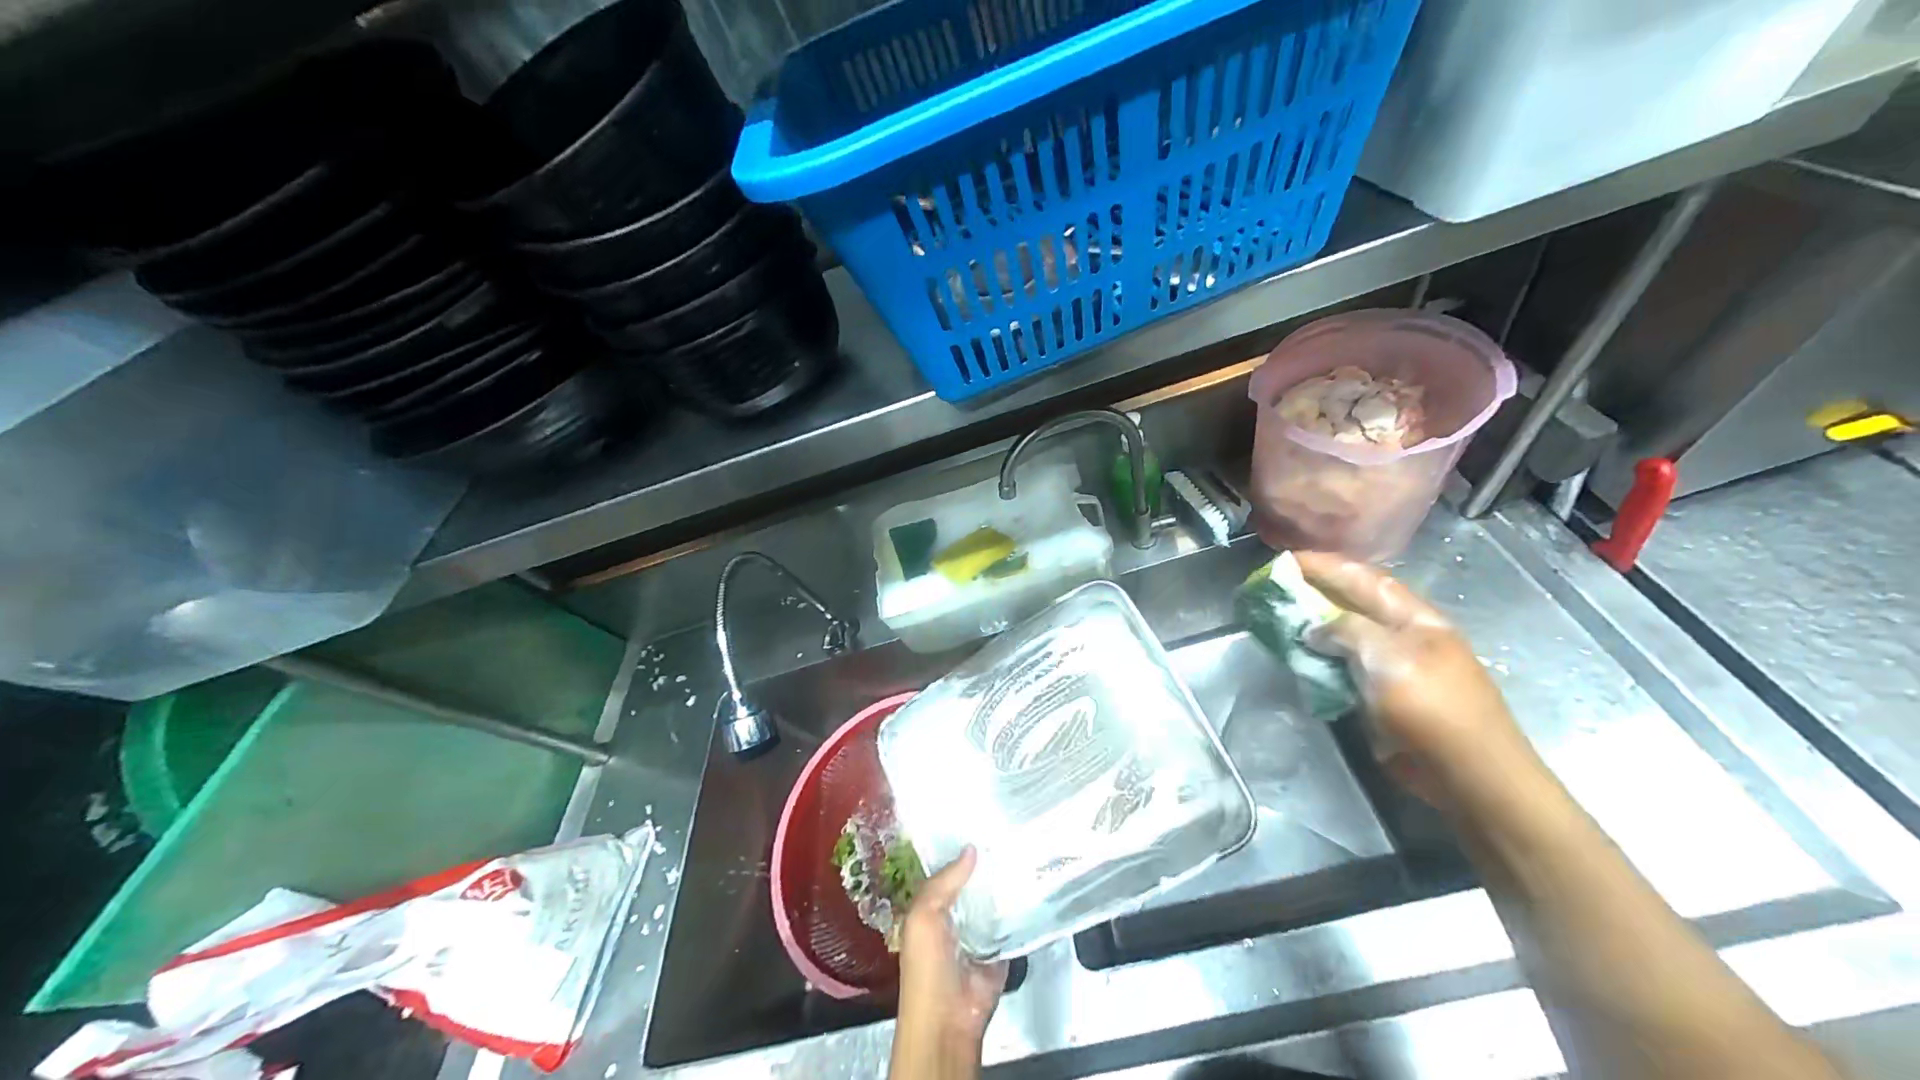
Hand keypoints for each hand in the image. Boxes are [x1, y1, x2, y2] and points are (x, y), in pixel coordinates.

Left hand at [891, 847, 1007, 1079]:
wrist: (948, 1020)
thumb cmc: (926, 966)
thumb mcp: (924, 917)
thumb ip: (943, 883)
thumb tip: (971, 848)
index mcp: (930, 908)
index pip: (946, 872)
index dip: (958, 851)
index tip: (980, 824)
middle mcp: (955, 917)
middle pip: (973, 884)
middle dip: (987, 865)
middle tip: (1011, 832)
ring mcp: (979, 933)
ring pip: (994, 902)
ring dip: (1006, 886)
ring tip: (1027, 850)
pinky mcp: (1001, 950)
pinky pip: (1012, 926)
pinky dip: (1021, 912)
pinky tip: (1035, 886)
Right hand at [1294, 551, 1541, 810]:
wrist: (1468, 774)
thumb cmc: (1432, 708)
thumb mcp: (1388, 658)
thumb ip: (1347, 631)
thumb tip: (1313, 628)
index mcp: (1414, 618)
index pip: (1364, 578)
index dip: (1324, 565)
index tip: (1284, 560)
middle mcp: (1404, 635)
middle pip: (1353, 603)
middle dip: (1314, 592)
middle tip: (1274, 589)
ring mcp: (1394, 667)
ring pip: (1345, 636)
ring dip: (1313, 626)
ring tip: (1277, 620)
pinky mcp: (1384, 696)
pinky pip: (1344, 667)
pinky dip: (1319, 659)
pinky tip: (1297, 658)